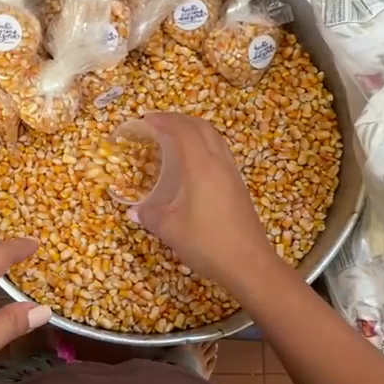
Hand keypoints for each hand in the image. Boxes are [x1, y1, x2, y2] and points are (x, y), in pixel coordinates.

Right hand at [126, 112, 280, 291]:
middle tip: (159, 123)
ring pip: (215, 139)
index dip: (164, 121)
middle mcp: (220, 163)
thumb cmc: (207, 243)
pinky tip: (194, 163)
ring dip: (195, 130)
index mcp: (202, 167)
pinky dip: (204, 146)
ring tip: (176, 137)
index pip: (183, 130)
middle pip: (203, 127)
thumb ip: (150, 215)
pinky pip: (221, 153)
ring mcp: (233, 174)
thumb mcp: (170, 230)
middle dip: (180, 119)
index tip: (146, 120)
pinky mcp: (239, 187)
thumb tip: (133, 211)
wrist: (250, 265)